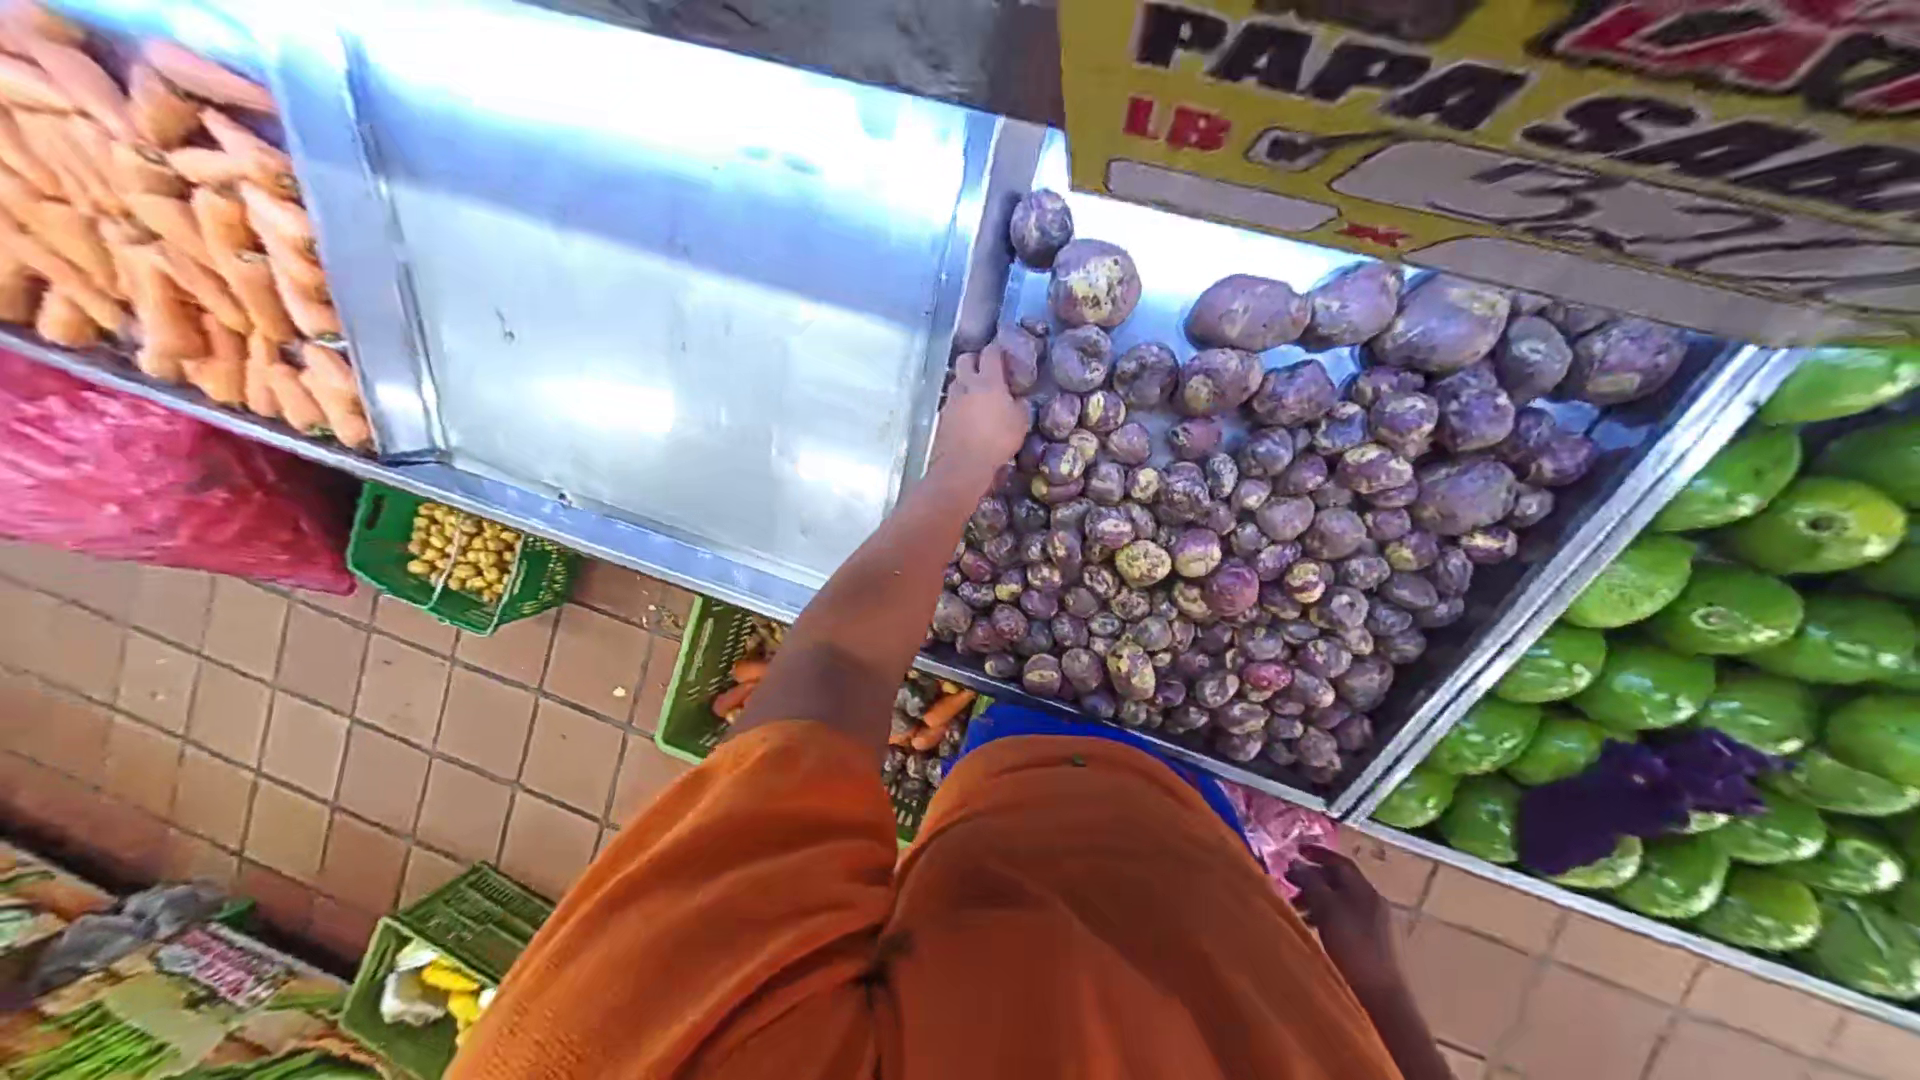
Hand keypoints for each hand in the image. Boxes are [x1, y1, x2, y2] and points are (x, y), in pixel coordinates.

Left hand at [931, 345, 1028, 480]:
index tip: (1003, 353)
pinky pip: (951, 402)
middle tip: (985, 368)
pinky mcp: (942, 417)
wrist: (964, 464)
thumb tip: (1018, 400)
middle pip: (965, 359)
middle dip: (975, 359)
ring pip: (955, 380)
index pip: (991, 352)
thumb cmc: (997, 440)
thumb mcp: (1020, 423)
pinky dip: (959, 403)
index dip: (997, 349)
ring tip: (976, 393)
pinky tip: (966, 414)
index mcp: (988, 381)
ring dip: (965, 381)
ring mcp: (951, 400)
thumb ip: (1020, 406)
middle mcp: (966, 385)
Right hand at [1287, 845, 1401, 994]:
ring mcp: (1374, 922)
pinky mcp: (1372, 942)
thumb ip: (1309, 881)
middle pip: (1339, 881)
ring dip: (1316, 898)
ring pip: (1339, 900)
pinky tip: (1311, 926)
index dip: (1317, 853)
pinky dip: (1325, 914)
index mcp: (1364, 890)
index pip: (1340, 862)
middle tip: (1288, 881)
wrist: (1381, 995)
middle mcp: (1372, 901)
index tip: (1295, 850)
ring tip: (1295, 907)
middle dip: (1312, 877)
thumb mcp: (1325, 908)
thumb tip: (1295, 863)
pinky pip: (1344, 917)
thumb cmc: (1352, 945)